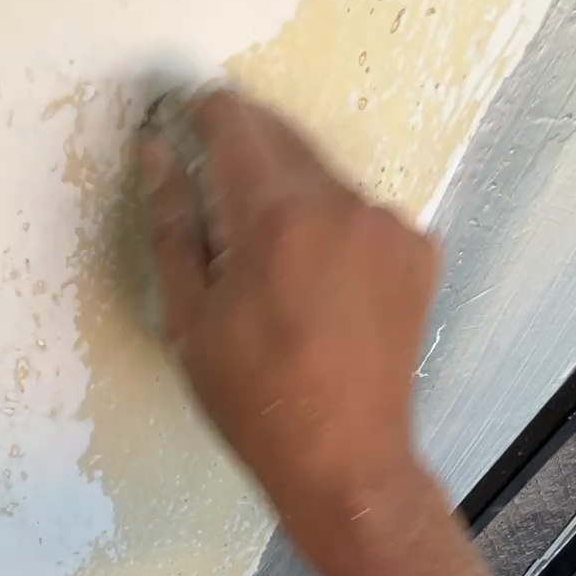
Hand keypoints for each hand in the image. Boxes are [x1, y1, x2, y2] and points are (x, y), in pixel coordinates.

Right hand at [142, 90, 441, 533]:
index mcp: (277, 221)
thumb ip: (173, 227)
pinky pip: (359, 213)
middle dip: (243, 149)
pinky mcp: (417, 251)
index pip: (233, 126)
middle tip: (213, 189)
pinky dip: (329, 225)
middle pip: (283, 139)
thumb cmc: (253, 403)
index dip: (202, 115)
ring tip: (265, 254)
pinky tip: (314, 278)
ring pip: (323, 176)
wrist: (344, 461)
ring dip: (287, 191)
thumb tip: (157, 156)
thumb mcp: (191, 322)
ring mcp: (389, 226)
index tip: (183, 123)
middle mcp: (343, 204)